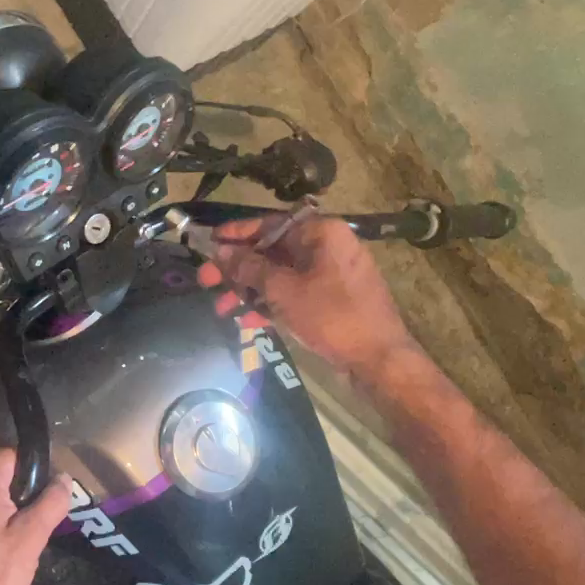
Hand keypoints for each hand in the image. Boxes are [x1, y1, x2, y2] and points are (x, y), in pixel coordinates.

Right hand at [198, 216, 417, 375]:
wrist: (379, 361)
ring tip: (221, 308)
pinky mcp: (332, 299)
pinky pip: (293, 293)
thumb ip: (248, 267)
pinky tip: (247, 320)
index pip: (269, 223)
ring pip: (280, 275)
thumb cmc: (331, 316)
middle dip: (237, 269)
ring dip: (249, 290)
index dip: (236, 233)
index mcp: (320, 233)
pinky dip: (270, 303)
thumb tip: (221, 252)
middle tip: (205, 281)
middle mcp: (327, 247)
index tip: (208, 242)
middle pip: (271, 251)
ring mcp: (331, 274)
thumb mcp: (282, 290)